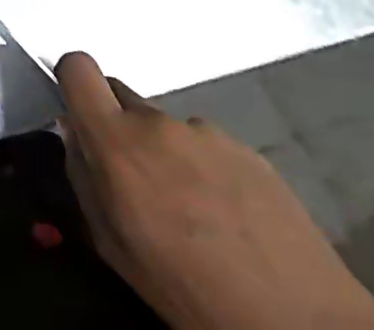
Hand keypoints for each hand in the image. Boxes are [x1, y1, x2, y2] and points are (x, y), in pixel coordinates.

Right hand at [56, 52, 373, 329]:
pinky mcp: (251, 152)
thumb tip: (75, 135)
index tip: (79, 108)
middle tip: (137, 178)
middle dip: (119, 127)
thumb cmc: (185, 286)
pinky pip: (207, 146)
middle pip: (122, 98)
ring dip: (165, 151)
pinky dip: (205, 168)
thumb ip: (82, 175)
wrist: (301, 323)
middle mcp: (159, 124)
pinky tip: (225, 213)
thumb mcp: (110, 241)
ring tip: (191, 206)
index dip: (72, 79)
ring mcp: (209, 135)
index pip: (79, 69)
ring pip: (166, 127)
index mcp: (116, 141)